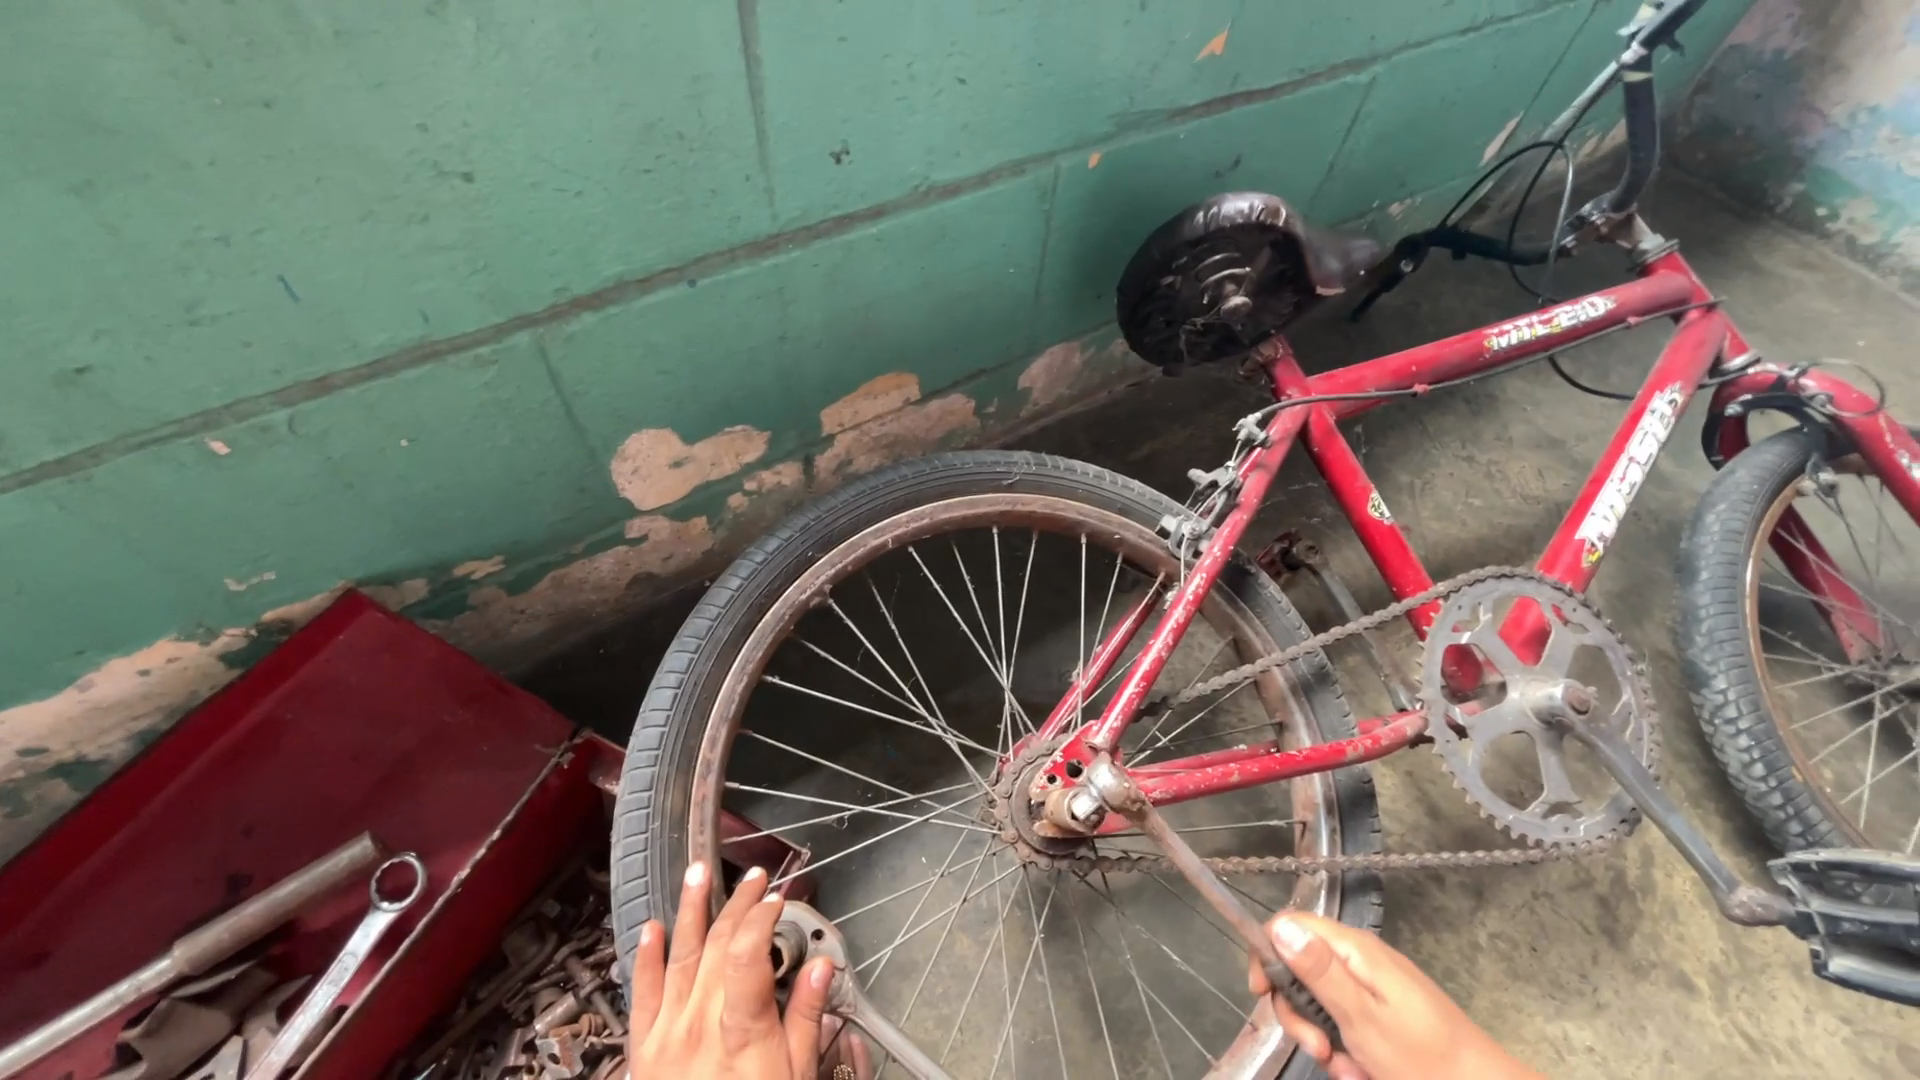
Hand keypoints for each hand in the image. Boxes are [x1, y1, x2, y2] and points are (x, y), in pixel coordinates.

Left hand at [629, 861, 838, 1079]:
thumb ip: (806, 1023)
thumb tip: (822, 967)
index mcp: (741, 1033)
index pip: (748, 952)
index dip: (763, 917)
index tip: (781, 897)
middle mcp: (698, 1024)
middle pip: (718, 946)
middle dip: (739, 904)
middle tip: (757, 876)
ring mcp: (665, 1035)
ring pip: (679, 957)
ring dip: (692, 910)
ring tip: (699, 873)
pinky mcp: (643, 1050)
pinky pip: (643, 994)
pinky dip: (647, 958)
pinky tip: (652, 928)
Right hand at [1251, 912, 1541, 1079]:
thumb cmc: (1425, 1060)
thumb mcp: (1363, 1018)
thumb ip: (1319, 971)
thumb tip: (1279, 925)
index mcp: (1354, 949)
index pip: (1289, 925)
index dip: (1268, 954)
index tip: (1263, 995)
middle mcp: (1360, 959)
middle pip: (1299, 967)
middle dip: (1298, 1011)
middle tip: (1317, 1049)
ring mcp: (1373, 986)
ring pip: (1319, 1001)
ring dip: (1322, 1037)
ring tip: (1347, 1071)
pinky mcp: (1384, 1013)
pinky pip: (1345, 1021)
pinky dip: (1346, 1049)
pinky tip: (1362, 1073)